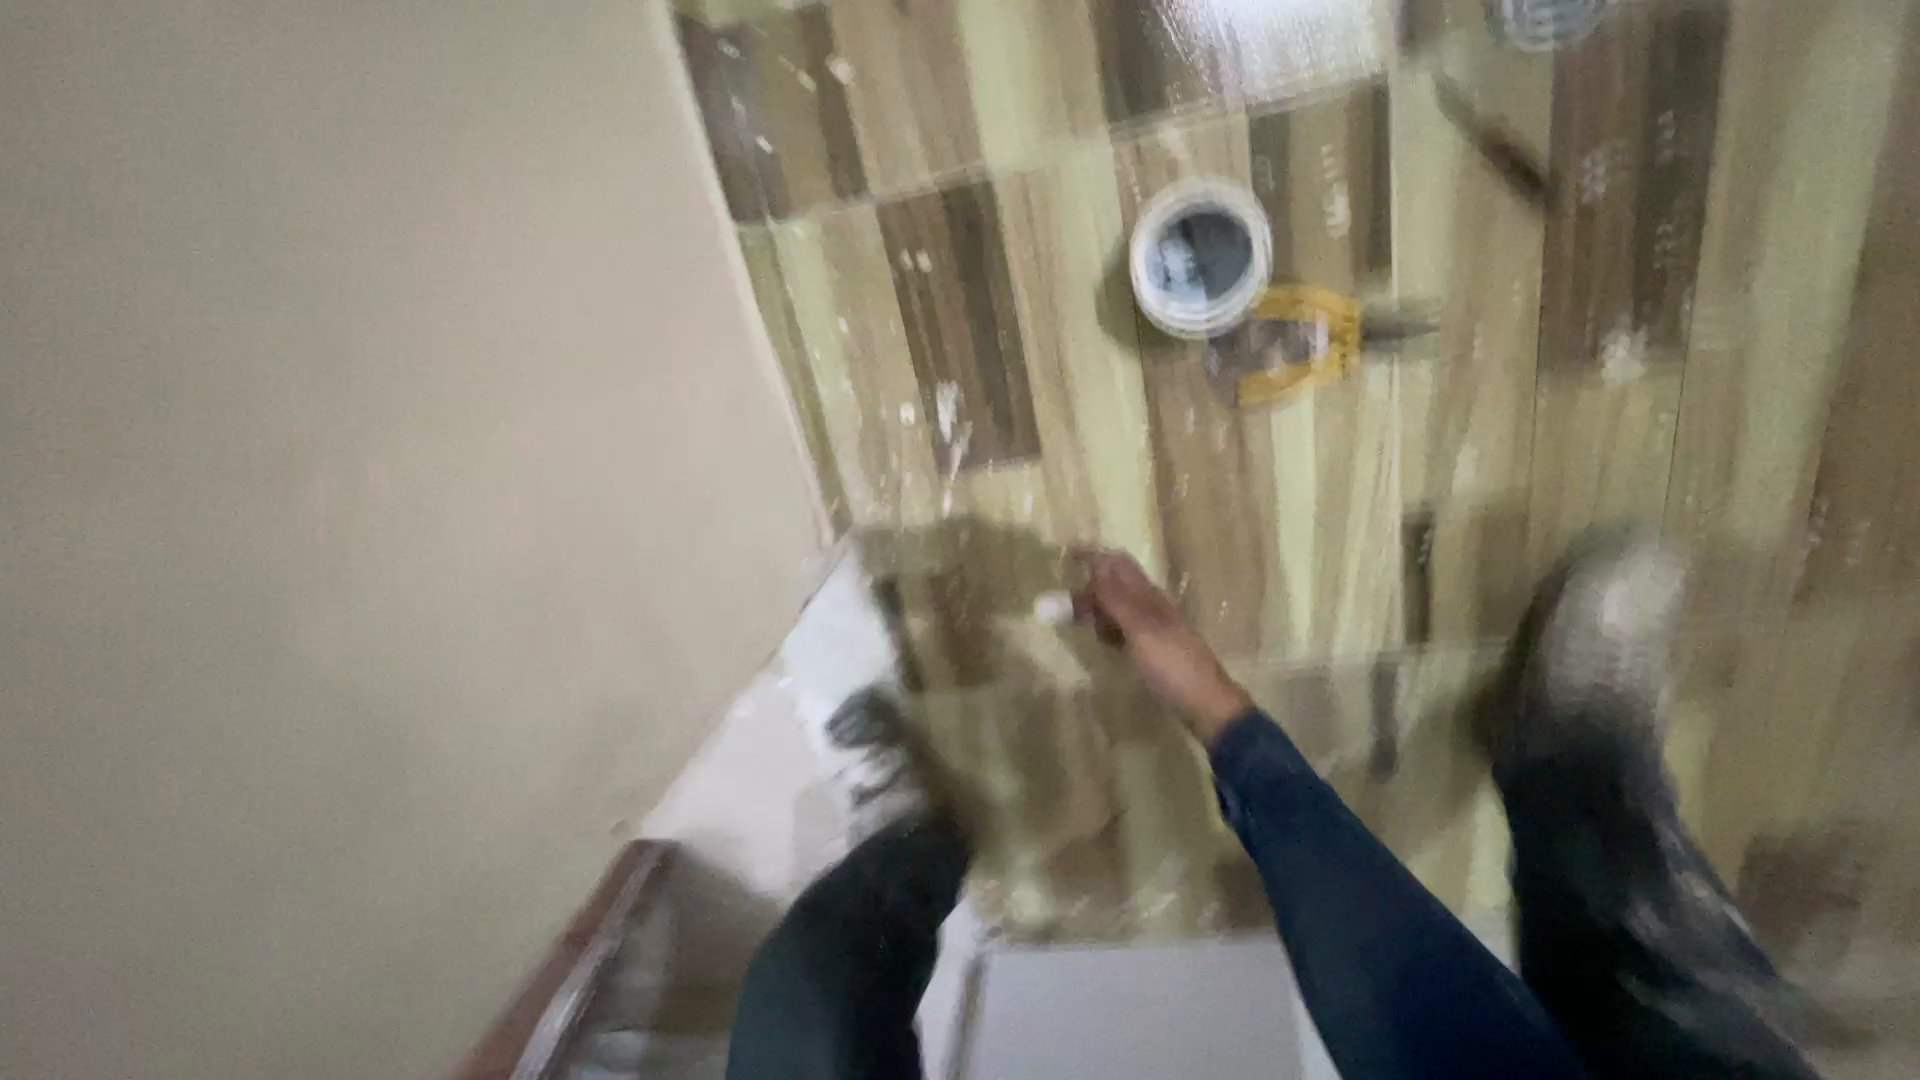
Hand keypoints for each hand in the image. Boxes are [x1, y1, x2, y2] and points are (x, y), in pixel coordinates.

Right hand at [1072, 548, 1254, 744]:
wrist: (1206, 702)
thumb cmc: (1173, 665)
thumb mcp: (1141, 630)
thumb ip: (1117, 599)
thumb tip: (1096, 564)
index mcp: (1149, 596)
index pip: (1118, 564)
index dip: (1093, 555)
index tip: (1065, 554)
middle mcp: (1151, 605)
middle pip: (1116, 584)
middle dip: (1089, 586)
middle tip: (1062, 602)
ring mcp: (1153, 627)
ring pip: (1118, 607)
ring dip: (1096, 607)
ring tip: (1074, 620)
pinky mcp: (1152, 648)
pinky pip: (1123, 629)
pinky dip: (1108, 628)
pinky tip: (1100, 640)